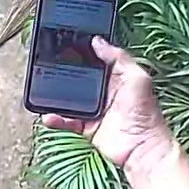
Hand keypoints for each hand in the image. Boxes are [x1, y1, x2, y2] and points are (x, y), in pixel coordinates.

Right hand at [42, 38, 178, 179]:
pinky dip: (56, 119)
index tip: (65, 43)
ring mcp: (93, 110)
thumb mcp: (137, 77)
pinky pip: (66, 121)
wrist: (142, 148)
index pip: (94, 61)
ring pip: (68, 99)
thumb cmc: (146, 113)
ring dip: (55, 97)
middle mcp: (102, 92)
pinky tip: (48, 115)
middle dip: (63, 73)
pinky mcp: (86, 127)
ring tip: (42, 91)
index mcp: (115, 77)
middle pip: (78, 78)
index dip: (81, 52)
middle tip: (46, 65)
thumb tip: (98, 40)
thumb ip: (119, 58)